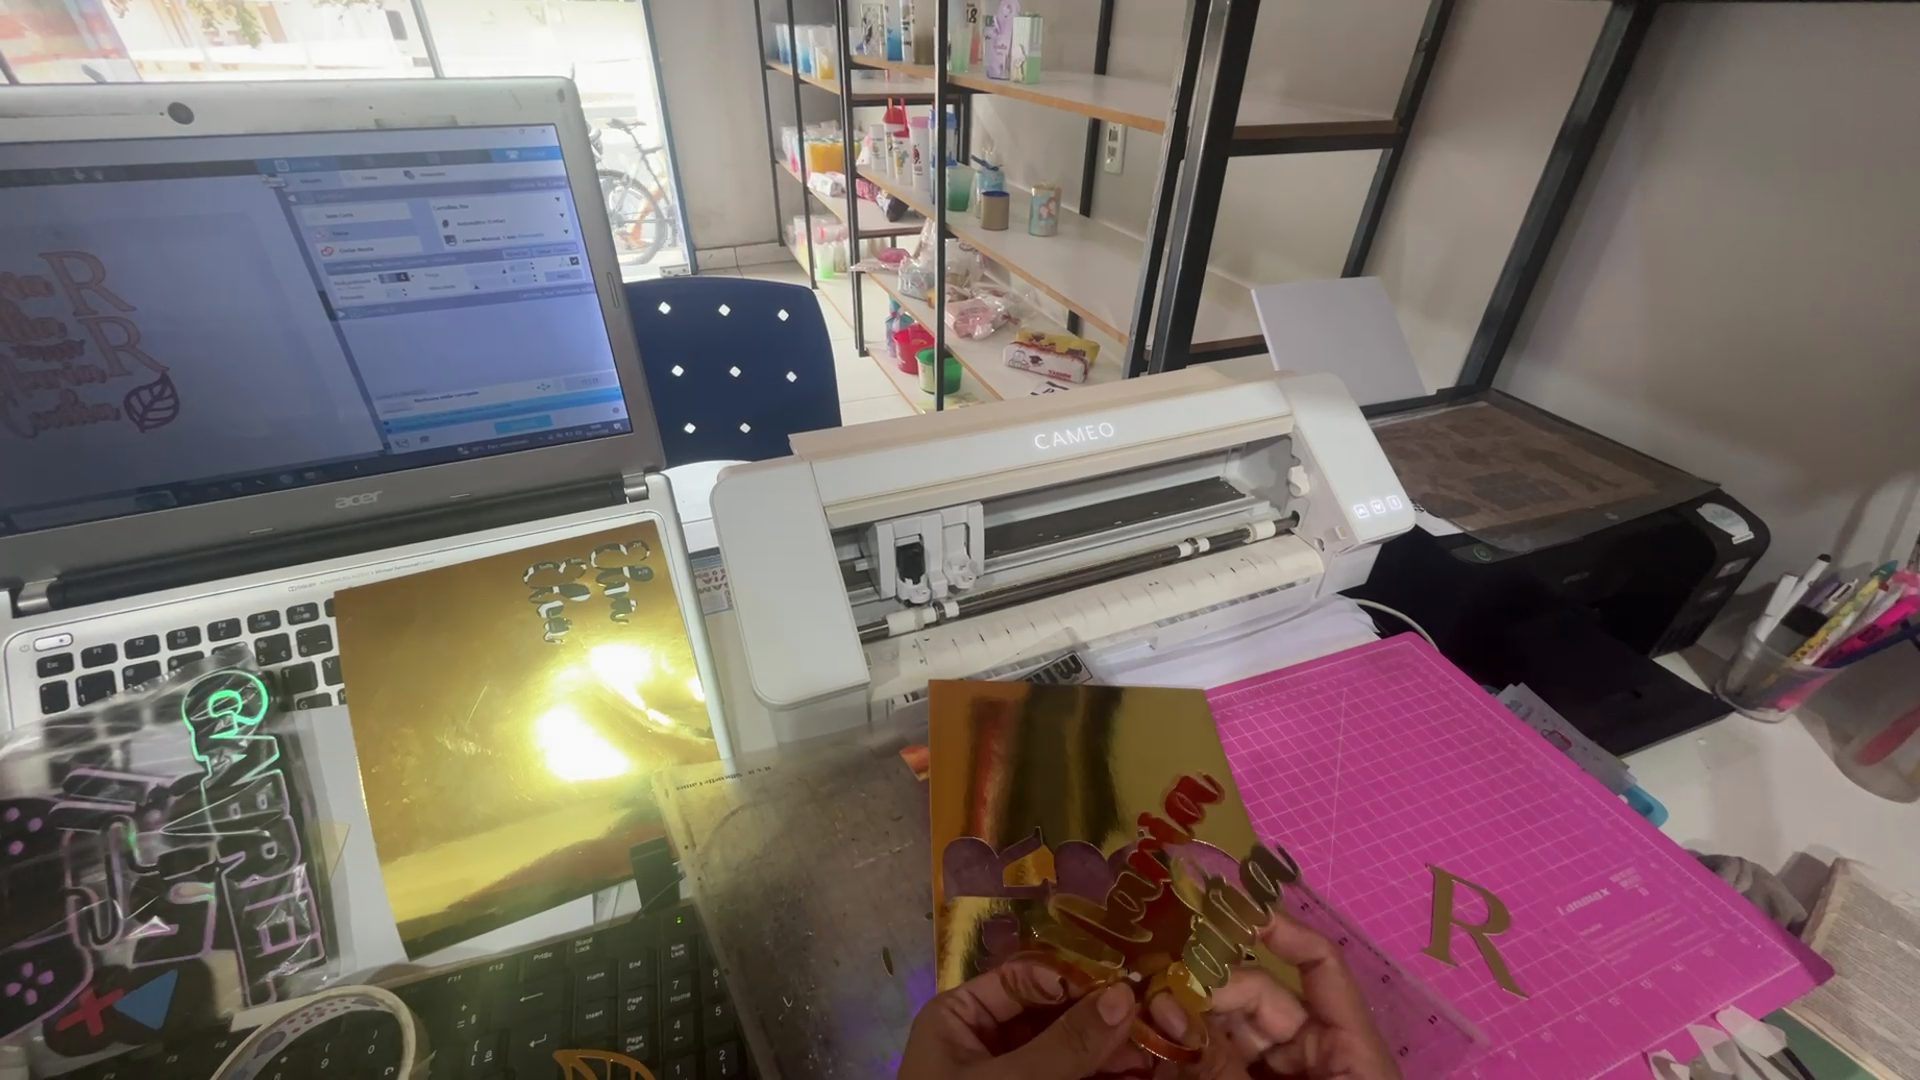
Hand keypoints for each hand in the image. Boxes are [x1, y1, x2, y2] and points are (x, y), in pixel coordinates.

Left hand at [899, 958, 1155, 1078]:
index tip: (1121, 984)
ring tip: (1151, 1050)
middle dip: (1096, 1019)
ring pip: (1064, 1052)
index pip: (1020, 980)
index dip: (1069, 978)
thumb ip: (1065, 1044)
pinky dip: (1098, 1078)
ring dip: (1105, 1051)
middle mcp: (983, 1043)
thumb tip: (1123, 996)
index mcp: (959, 1019)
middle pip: (1047, 1016)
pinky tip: (1132, 1074)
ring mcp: (1007, 1079)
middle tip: (1148, 1021)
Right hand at [1147, 911, 1401, 1079]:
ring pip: (1228, 1032)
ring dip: (1183, 1022)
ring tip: (1137, 1015)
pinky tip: (1145, 1052)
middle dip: (1202, 986)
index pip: (1319, 965)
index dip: (1274, 928)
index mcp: (1350, 1055)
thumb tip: (1161, 1000)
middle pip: (1257, 997)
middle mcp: (1317, 1060)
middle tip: (1148, 984)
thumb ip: (1219, 1064)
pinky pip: (1216, 1066)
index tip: (1216, 907)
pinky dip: (1183, 1058)